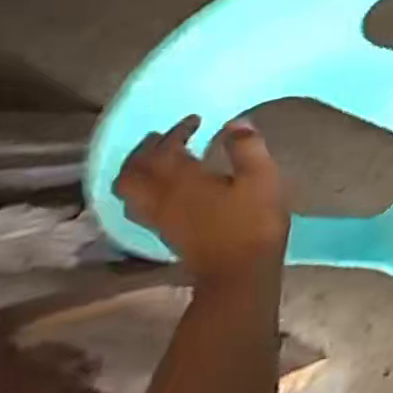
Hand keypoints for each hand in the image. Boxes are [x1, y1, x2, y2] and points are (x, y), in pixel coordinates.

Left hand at [114, 115, 289, 282]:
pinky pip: (140, 205)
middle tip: (164, 137)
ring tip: (157, 160)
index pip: (165, 150)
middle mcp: (161, 198)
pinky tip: (165, 187)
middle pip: (133, 172)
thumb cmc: (253, 220)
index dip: (176, 131)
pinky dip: (145, 188)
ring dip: (138, 171)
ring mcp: (160, 219)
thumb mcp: (261, 177)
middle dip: (145, 151)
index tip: (195, 120)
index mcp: (181, 181)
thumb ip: (247, 146)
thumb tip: (236, 123)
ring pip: (130, 191)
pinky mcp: (166, 233)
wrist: (239, 272)